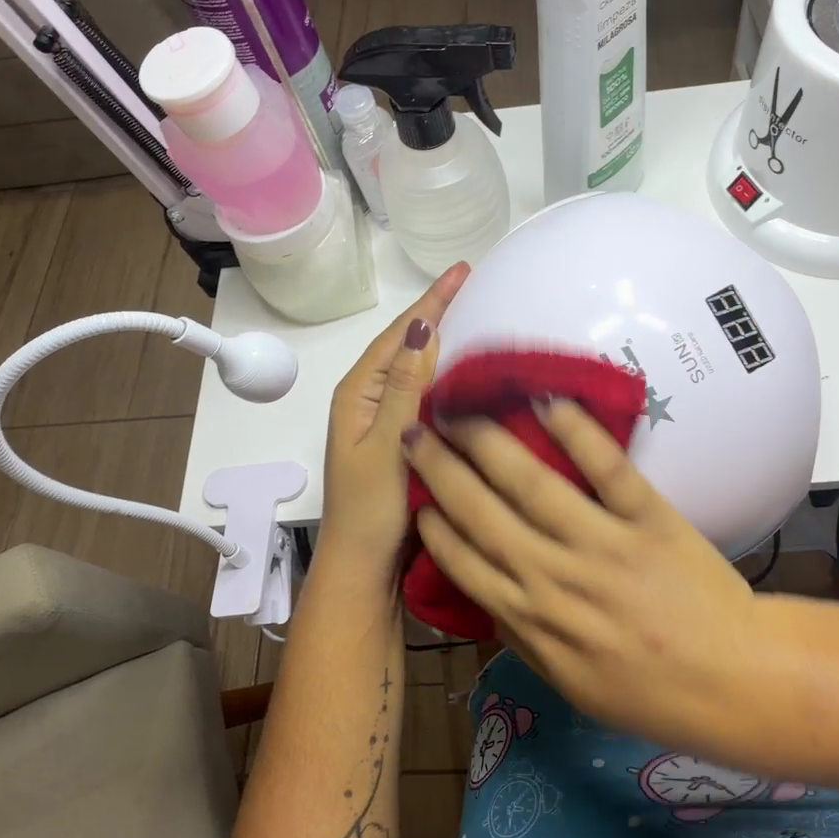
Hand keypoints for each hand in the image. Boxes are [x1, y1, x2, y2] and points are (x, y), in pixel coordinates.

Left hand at [319, 263, 469, 574]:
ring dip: (445, 341)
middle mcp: (369, 398)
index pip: (400, 333)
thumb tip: (422, 326)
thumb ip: (404, 387)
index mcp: (359, 392)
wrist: (363, 567)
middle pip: (407, 345)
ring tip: (479, 316)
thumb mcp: (387, 444)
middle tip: (476, 286)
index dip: (431, 300)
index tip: (462, 270)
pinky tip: (470, 374)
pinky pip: (426, 395)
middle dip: (439, 313)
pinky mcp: (403, 439)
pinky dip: (447, 376)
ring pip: (417, 369)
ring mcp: (385, 419)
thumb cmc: (370, 508)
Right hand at [403, 399, 767, 753]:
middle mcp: (552, 576)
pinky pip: (606, 468)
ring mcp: (600, 543)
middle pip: (481, 512)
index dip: (432, 521)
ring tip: (458, 409)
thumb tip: (487, 601)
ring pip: (530, 483)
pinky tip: (546, 400)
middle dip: (440, 468)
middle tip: (415, 430)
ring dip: (487, 441)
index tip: (413, 491)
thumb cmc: (650, 692)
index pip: (463, 560)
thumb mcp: (570, 684)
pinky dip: (577, 432)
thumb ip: (523, 640)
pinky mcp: (649, 517)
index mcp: (531, 618)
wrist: (732, 681)